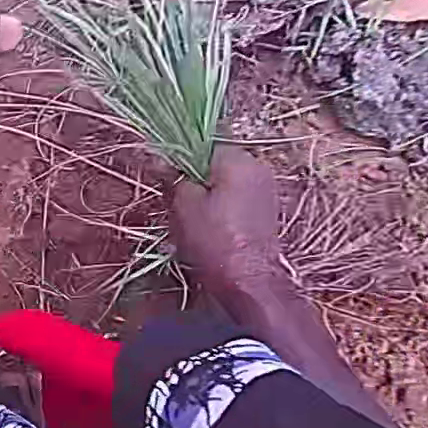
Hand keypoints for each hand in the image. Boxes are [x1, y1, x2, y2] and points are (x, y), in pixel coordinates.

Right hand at [168, 146, 285, 296]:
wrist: (247, 279)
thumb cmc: (213, 238)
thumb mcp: (184, 205)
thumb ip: (174, 177)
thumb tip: (160, 159)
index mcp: (238, 161)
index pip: (203, 147)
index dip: (181, 162)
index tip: (166, 181)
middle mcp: (258, 168)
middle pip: (216, 164)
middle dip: (194, 179)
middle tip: (176, 202)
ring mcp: (266, 189)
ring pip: (226, 182)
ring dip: (207, 194)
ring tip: (191, 218)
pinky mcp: (267, 210)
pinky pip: (237, 197)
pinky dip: (221, 206)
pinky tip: (209, 226)